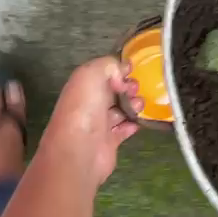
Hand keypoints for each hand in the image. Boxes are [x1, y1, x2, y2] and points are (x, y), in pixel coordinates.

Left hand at [38, 56, 140, 185]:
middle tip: (134, 90)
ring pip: (121, 109)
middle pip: (114, 91)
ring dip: (133, 105)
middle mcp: (89, 104)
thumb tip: (122, 74)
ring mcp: (99, 124)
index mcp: (82, 87)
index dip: (118, 70)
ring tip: (137, 106)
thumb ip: (109, 65)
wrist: (80, 150)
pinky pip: (125, 129)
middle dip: (128, 87)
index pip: (103, 73)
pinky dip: (133, 124)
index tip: (130, 71)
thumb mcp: (92, 74)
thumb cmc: (85, 108)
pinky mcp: (109, 142)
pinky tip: (137, 122)